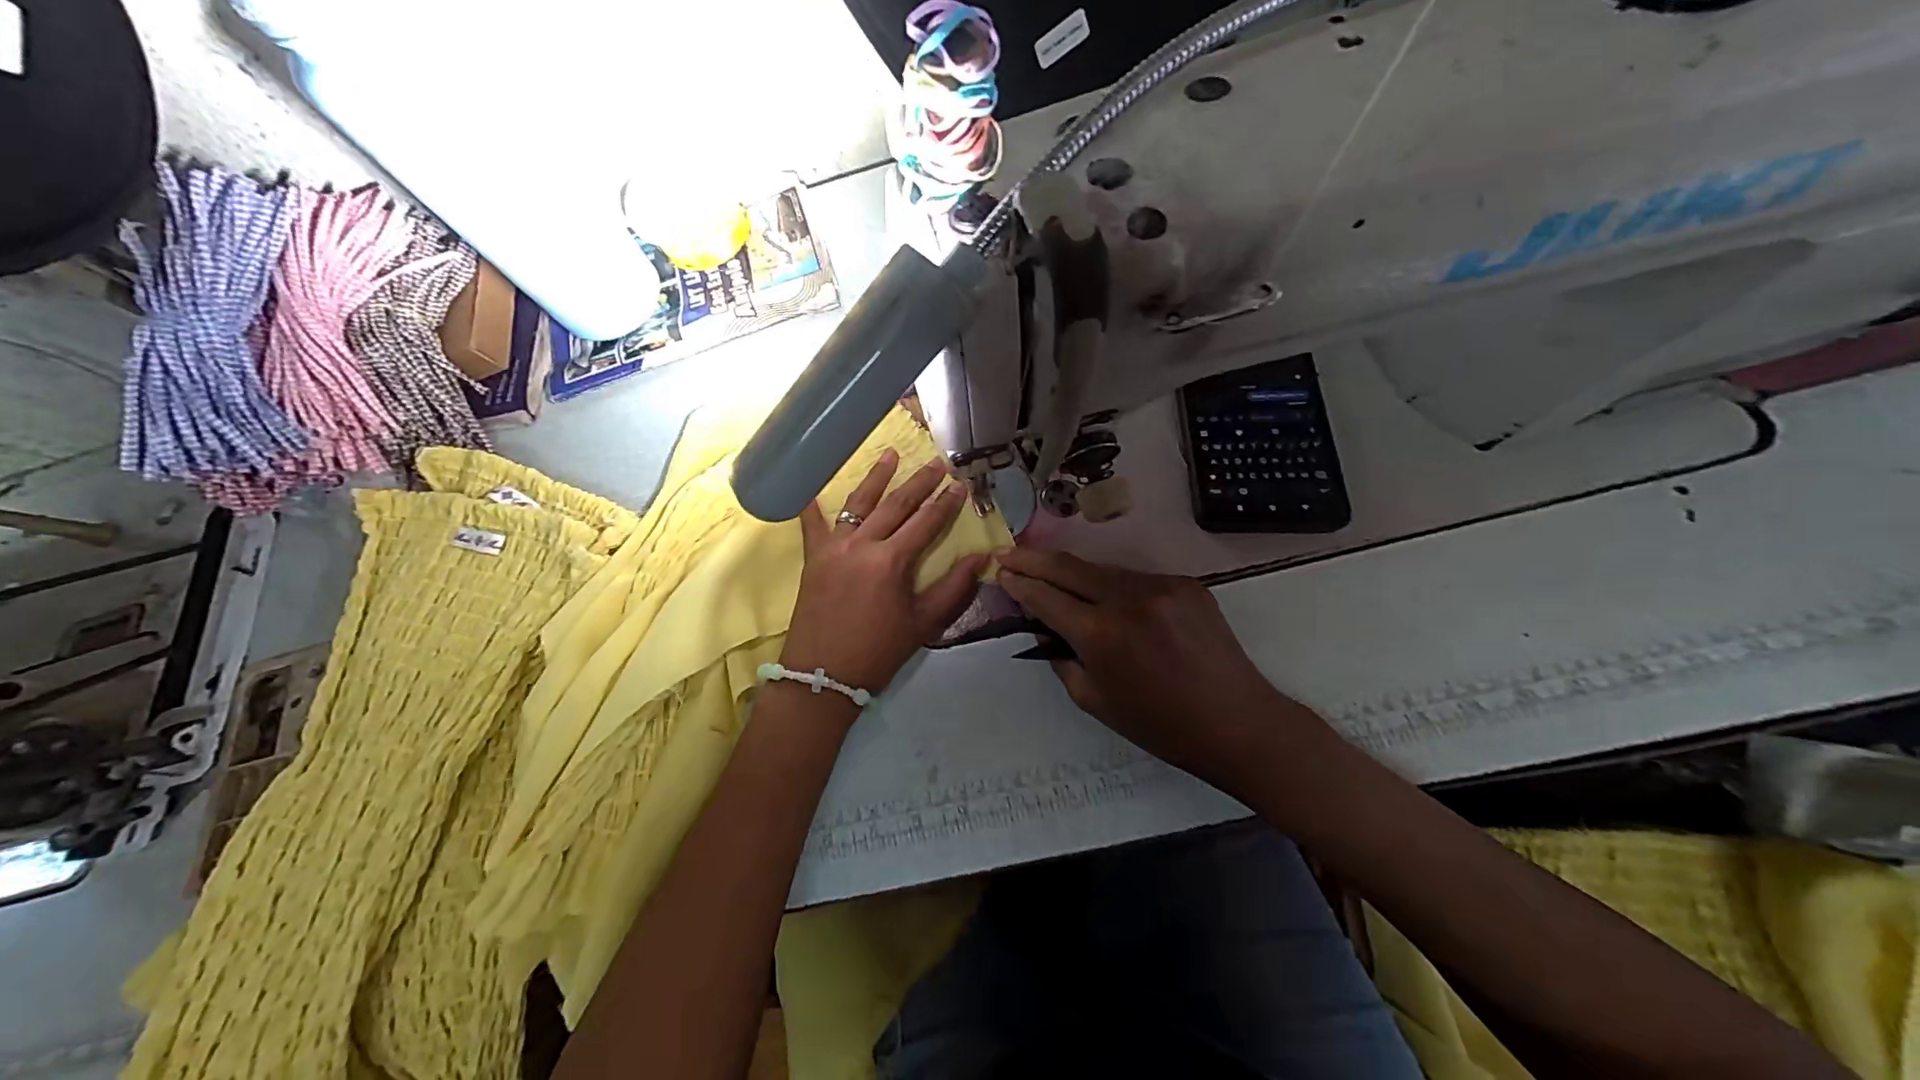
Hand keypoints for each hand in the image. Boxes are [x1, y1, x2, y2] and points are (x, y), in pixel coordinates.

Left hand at [781, 451, 988, 709]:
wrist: (823, 676)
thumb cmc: (879, 651)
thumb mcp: (924, 623)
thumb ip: (954, 588)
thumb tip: (981, 558)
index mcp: (891, 561)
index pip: (926, 522)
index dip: (946, 503)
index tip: (960, 485)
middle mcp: (861, 544)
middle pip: (895, 504)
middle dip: (919, 483)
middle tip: (936, 464)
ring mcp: (833, 548)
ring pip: (857, 503)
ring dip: (876, 478)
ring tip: (890, 454)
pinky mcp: (812, 559)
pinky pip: (812, 525)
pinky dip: (813, 506)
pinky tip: (814, 488)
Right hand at [997, 546, 1327, 790]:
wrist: (1237, 721)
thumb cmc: (1160, 724)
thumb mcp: (1094, 701)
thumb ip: (1062, 659)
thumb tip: (1045, 629)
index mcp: (1101, 635)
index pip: (1046, 597)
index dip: (1020, 583)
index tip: (999, 572)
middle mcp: (1129, 600)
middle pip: (1069, 568)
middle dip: (1033, 559)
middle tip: (1007, 552)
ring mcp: (1161, 586)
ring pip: (1102, 570)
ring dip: (1074, 572)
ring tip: (1050, 571)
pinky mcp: (1186, 584)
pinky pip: (1135, 579)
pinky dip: (1113, 585)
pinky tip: (1104, 595)